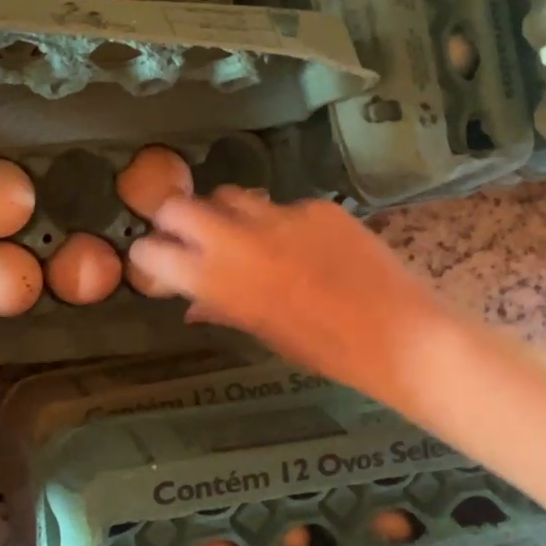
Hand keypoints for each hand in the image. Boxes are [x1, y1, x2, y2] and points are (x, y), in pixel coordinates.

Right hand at [129, 189, 453, 393]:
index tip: (153, 259)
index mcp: (217, 279)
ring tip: (243, 232)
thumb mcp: (263, 332)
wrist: (398, 334)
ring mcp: (278, 216)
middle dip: (174, 218)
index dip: (147, 253)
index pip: (152, 250)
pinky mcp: (315, 206)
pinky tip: (303, 244)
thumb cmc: (323, 349)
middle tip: (186, 234)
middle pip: (178, 205)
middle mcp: (237, 239)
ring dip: (225, 212)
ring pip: (229, 196)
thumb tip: (192, 304)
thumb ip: (221, 308)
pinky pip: (283, 206)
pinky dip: (281, 222)